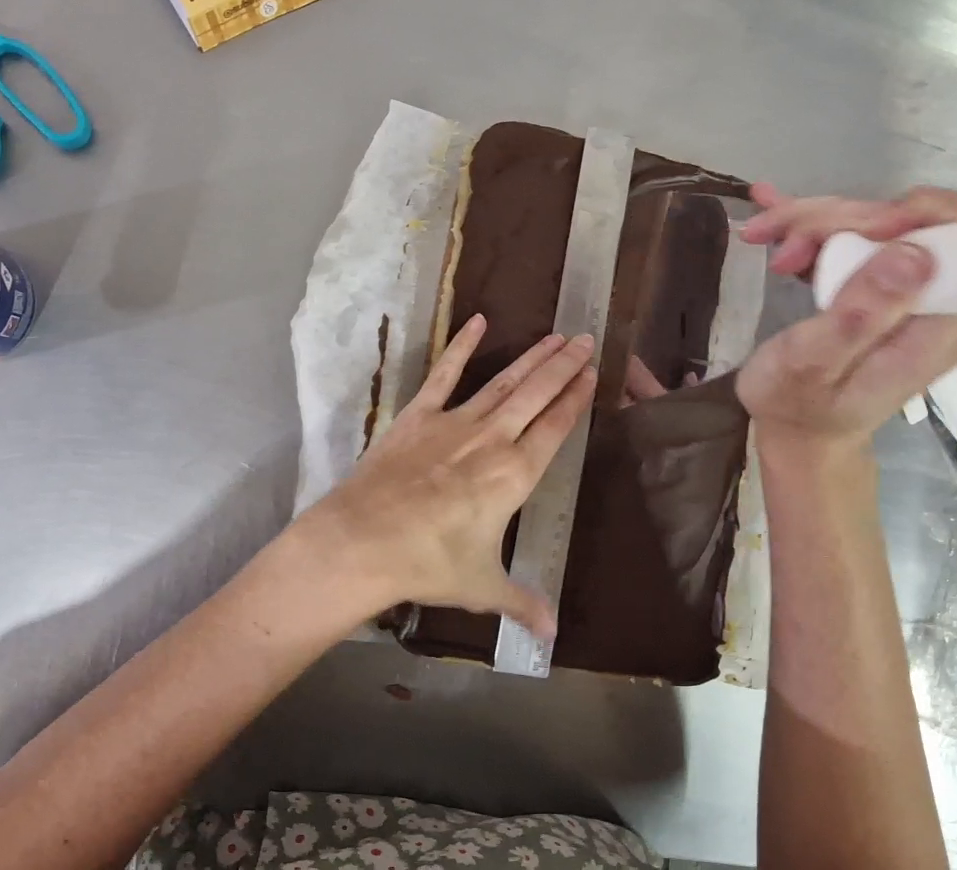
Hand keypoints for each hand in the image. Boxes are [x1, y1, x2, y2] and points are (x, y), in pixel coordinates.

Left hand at [298, 315, 596, 639]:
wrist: (364, 542)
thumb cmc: (428, 564)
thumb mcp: (482, 586)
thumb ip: (522, 603)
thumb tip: (553, 635)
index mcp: (515, 476)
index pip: (556, 428)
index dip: (576, 399)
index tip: (593, 373)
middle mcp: (492, 440)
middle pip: (536, 395)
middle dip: (563, 366)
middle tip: (585, 338)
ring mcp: (454, 423)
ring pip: (502, 381)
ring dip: (530, 358)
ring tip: (553, 335)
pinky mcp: (418, 416)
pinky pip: (443, 373)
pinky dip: (461, 346)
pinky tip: (478, 321)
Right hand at [735, 185, 956, 452]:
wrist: (798, 431)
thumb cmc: (796, 405)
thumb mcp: (813, 362)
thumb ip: (861, 313)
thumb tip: (915, 253)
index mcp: (942, 325)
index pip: (956, 235)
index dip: (899, 215)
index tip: (836, 230)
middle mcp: (948, 302)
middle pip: (907, 222)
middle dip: (833, 220)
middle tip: (769, 235)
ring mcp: (924, 294)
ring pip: (879, 224)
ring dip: (814, 224)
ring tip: (760, 236)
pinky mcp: (898, 289)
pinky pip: (866, 239)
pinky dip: (817, 226)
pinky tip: (776, 210)